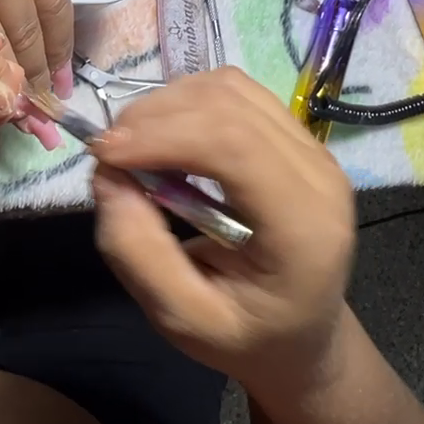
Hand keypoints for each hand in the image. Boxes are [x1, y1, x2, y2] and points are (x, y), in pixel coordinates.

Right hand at [88, 68, 358, 389]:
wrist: (301, 334)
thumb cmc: (244, 336)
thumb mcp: (180, 320)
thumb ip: (139, 254)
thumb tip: (108, 176)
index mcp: (304, 227)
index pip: (234, 145)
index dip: (162, 135)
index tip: (104, 153)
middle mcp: (318, 174)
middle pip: (227, 105)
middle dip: (153, 117)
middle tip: (109, 154)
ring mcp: (311, 147)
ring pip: (227, 87)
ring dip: (167, 105)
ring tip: (135, 148)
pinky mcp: (293, 134)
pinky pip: (232, 91)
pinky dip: (185, 103)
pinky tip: (166, 139)